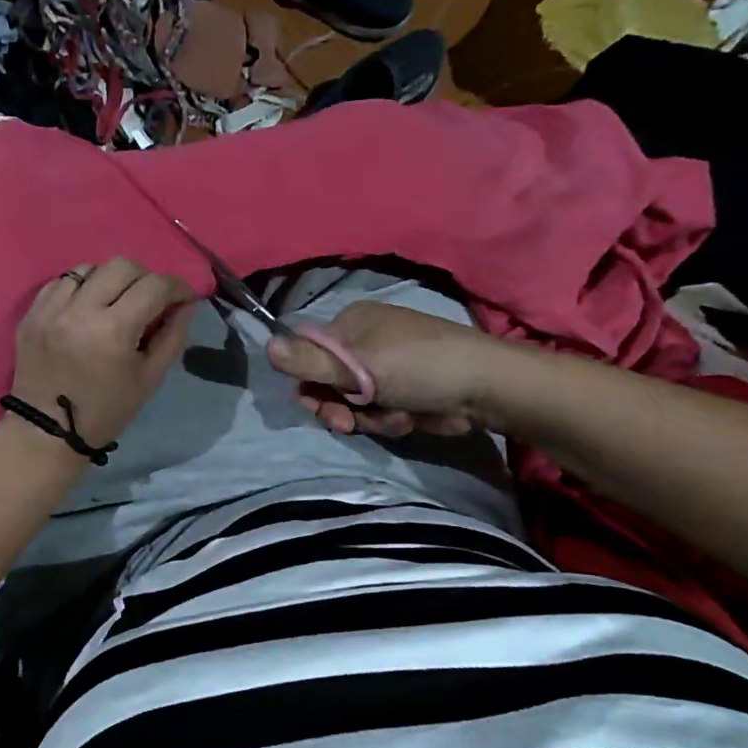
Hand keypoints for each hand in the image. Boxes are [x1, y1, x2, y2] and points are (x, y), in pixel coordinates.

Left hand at [10, 257, 197, 453]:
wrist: (47, 431)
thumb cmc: (107, 410)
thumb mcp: (150, 378)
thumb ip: (172, 336)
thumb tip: (185, 304)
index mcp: (113, 331)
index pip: (154, 286)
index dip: (177, 287)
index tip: (184, 298)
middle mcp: (80, 311)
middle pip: (122, 266)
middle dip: (146, 278)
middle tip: (151, 300)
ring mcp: (51, 309)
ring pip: (89, 267)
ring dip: (111, 280)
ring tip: (116, 303)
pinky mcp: (32, 313)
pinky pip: (61, 282)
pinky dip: (82, 288)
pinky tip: (88, 308)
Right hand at [266, 302, 503, 436]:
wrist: (482, 388)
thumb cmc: (418, 366)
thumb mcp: (360, 366)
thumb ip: (311, 362)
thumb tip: (265, 346)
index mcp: (350, 324)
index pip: (308, 355)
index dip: (310, 385)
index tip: (320, 406)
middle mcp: (363, 343)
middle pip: (328, 383)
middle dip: (340, 407)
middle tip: (351, 423)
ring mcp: (383, 368)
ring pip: (352, 403)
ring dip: (369, 417)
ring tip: (395, 416)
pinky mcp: (401, 392)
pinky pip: (377, 412)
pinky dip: (388, 420)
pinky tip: (408, 418)